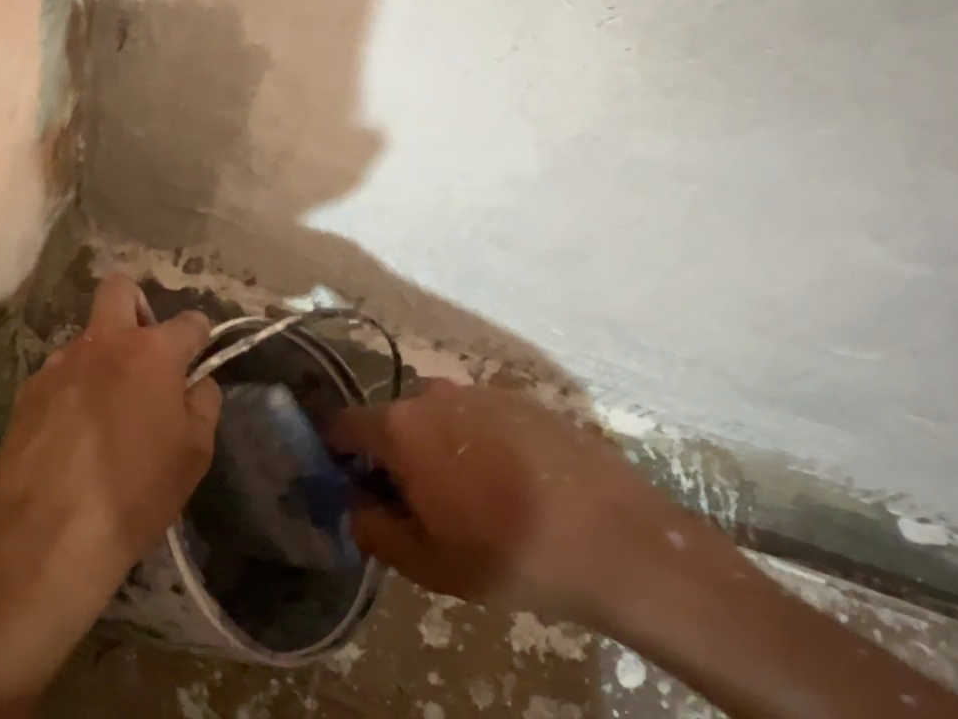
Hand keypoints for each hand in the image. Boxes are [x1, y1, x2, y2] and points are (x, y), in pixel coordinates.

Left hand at [0, 274, 219, 582]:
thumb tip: (198, 382)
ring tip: (106, 409)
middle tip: (146, 351)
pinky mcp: (27, 391)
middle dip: (137, 306)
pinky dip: (73, 390)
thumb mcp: (193, 455)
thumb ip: (202, 405)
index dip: (199, 337)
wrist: (49, 531)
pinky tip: (74, 432)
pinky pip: (59, 375)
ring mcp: (58, 364)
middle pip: (119, 289)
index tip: (199, 357)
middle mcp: (102, 343)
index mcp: (151, 352)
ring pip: (85, 337)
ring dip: (101, 357)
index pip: (189, 321)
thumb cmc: (136, 492)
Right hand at [328, 380, 685, 621]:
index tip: (350, 489)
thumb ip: (373, 530)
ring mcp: (485, 393)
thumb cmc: (510, 556)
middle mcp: (436, 395)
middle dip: (392, 455)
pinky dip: (480, 443)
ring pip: (439, 417)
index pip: (342, 425)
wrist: (621, 543)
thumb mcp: (427, 564)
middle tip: (415, 504)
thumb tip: (357, 505)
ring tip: (468, 496)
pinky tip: (511, 485)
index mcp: (401, 427)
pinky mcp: (528, 401)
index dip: (336, 456)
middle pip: (393, 420)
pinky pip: (482, 418)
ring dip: (437, 448)